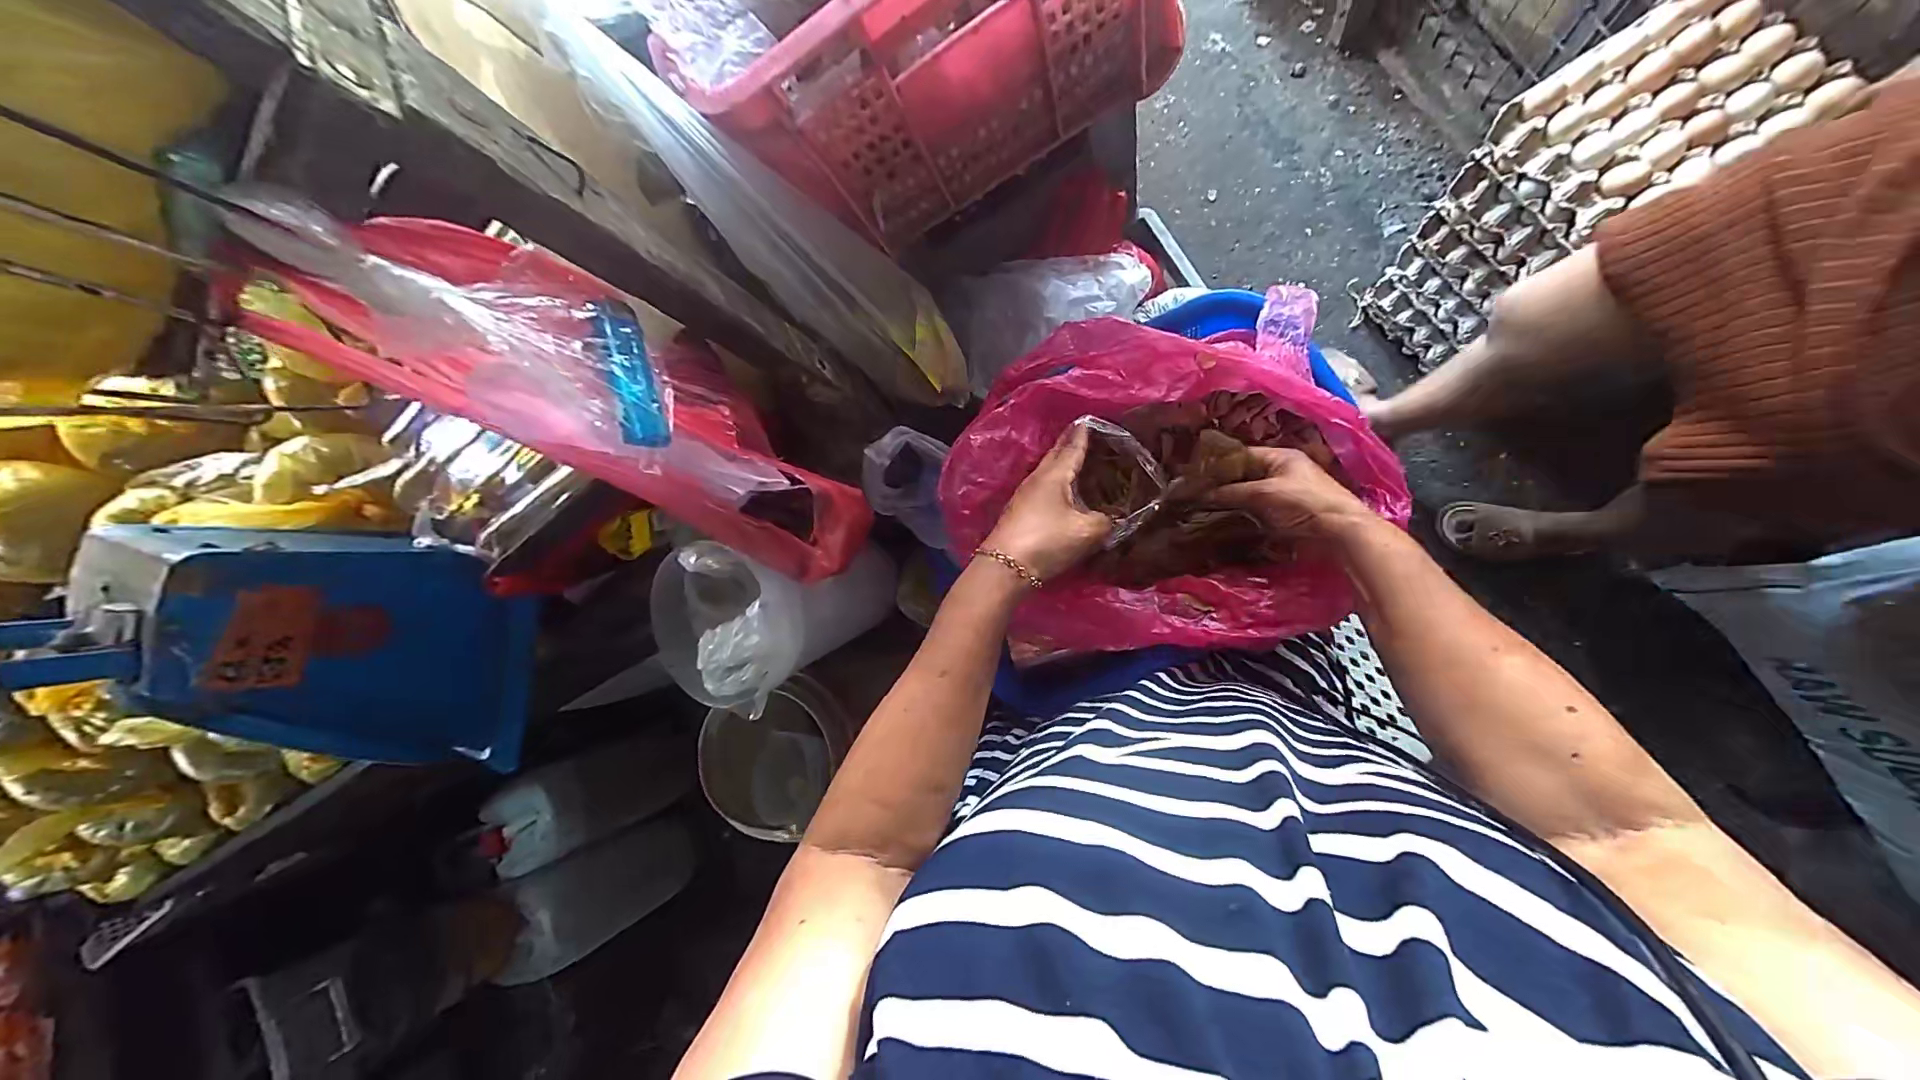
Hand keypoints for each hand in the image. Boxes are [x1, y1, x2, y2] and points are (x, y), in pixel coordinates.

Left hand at [979, 424, 1113, 581]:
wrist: (1005, 568)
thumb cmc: (1047, 541)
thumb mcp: (1087, 531)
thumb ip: (1107, 521)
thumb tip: (1114, 518)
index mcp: (1054, 475)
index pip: (1072, 447)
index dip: (1083, 435)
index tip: (1090, 420)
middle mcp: (1037, 479)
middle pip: (1056, 456)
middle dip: (1070, 444)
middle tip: (1084, 434)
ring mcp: (1024, 496)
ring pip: (1048, 472)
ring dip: (1061, 464)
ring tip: (1076, 460)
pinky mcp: (1019, 513)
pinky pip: (1042, 488)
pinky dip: (1055, 483)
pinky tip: (1062, 490)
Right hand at [1205, 447, 1378, 542]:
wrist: (1340, 533)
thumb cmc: (1305, 504)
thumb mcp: (1263, 493)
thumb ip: (1231, 492)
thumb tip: (1202, 495)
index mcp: (1281, 457)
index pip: (1242, 455)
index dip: (1219, 464)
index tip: (1196, 474)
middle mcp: (1283, 472)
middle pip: (1245, 475)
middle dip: (1223, 484)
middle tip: (1196, 492)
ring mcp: (1285, 494)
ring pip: (1249, 494)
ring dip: (1231, 501)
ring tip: (1205, 507)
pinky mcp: (1286, 515)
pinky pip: (1257, 511)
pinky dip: (1242, 515)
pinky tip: (1225, 521)